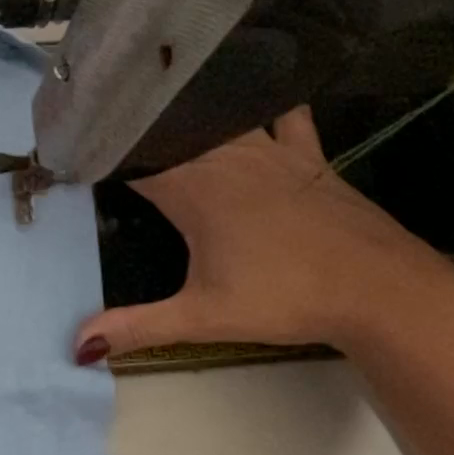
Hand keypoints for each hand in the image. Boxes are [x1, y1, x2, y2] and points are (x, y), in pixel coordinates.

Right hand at [72, 106, 453, 363]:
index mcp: (193, 188)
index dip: (102, 154)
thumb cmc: (284, 298)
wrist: (378, 288)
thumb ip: (136, 327)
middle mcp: (227, 156)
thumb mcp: (201, 317)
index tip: (75, 156)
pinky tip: (252, 106)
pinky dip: (263, 106)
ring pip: (221, 115)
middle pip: (172, 130)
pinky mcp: (309, 155)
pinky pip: (281, 115)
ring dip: (191, 115)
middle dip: (138, 132)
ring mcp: (273, 150)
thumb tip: (78, 348)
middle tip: (108, 134)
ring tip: (163, 112)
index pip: (133, 157)